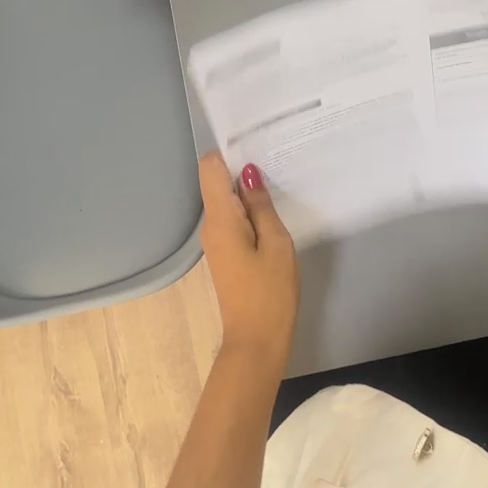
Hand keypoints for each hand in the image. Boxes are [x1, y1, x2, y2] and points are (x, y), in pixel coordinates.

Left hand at [197, 152, 297, 367]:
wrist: (257, 342)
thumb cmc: (270, 293)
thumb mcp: (277, 244)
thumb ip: (261, 206)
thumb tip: (249, 173)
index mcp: (220, 219)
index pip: (209, 168)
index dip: (229, 152)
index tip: (257, 144)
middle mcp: (210, 226)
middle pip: (217, 182)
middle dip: (243, 169)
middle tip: (277, 158)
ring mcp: (215, 241)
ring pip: (226, 201)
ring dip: (248, 191)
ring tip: (279, 181)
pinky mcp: (224, 253)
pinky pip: (232, 219)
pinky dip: (248, 211)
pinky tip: (270, 211)